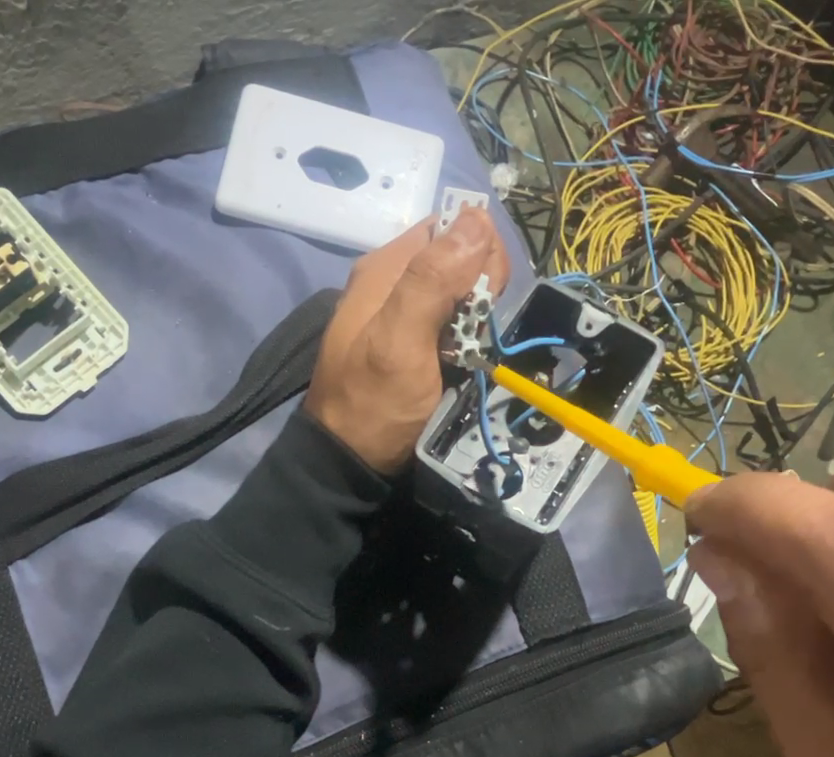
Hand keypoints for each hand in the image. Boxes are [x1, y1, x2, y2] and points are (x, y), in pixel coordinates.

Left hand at [305, 209, 509, 471]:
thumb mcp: (399, 340)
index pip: (452, 227)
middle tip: (469, 334)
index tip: (483, 295)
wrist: (351, 462)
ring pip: (463, 294)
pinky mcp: (416, 345)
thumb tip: (476, 217)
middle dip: (481, 290)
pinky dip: (467, 339)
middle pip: (462, 259)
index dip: (479, 252)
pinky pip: (455, 325)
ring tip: (464, 353)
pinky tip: (462, 361)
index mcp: (385, 268)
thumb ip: (431, 281)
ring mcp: (405, 315)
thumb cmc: (374, 402)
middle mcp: (395, 283)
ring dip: (477, 319)